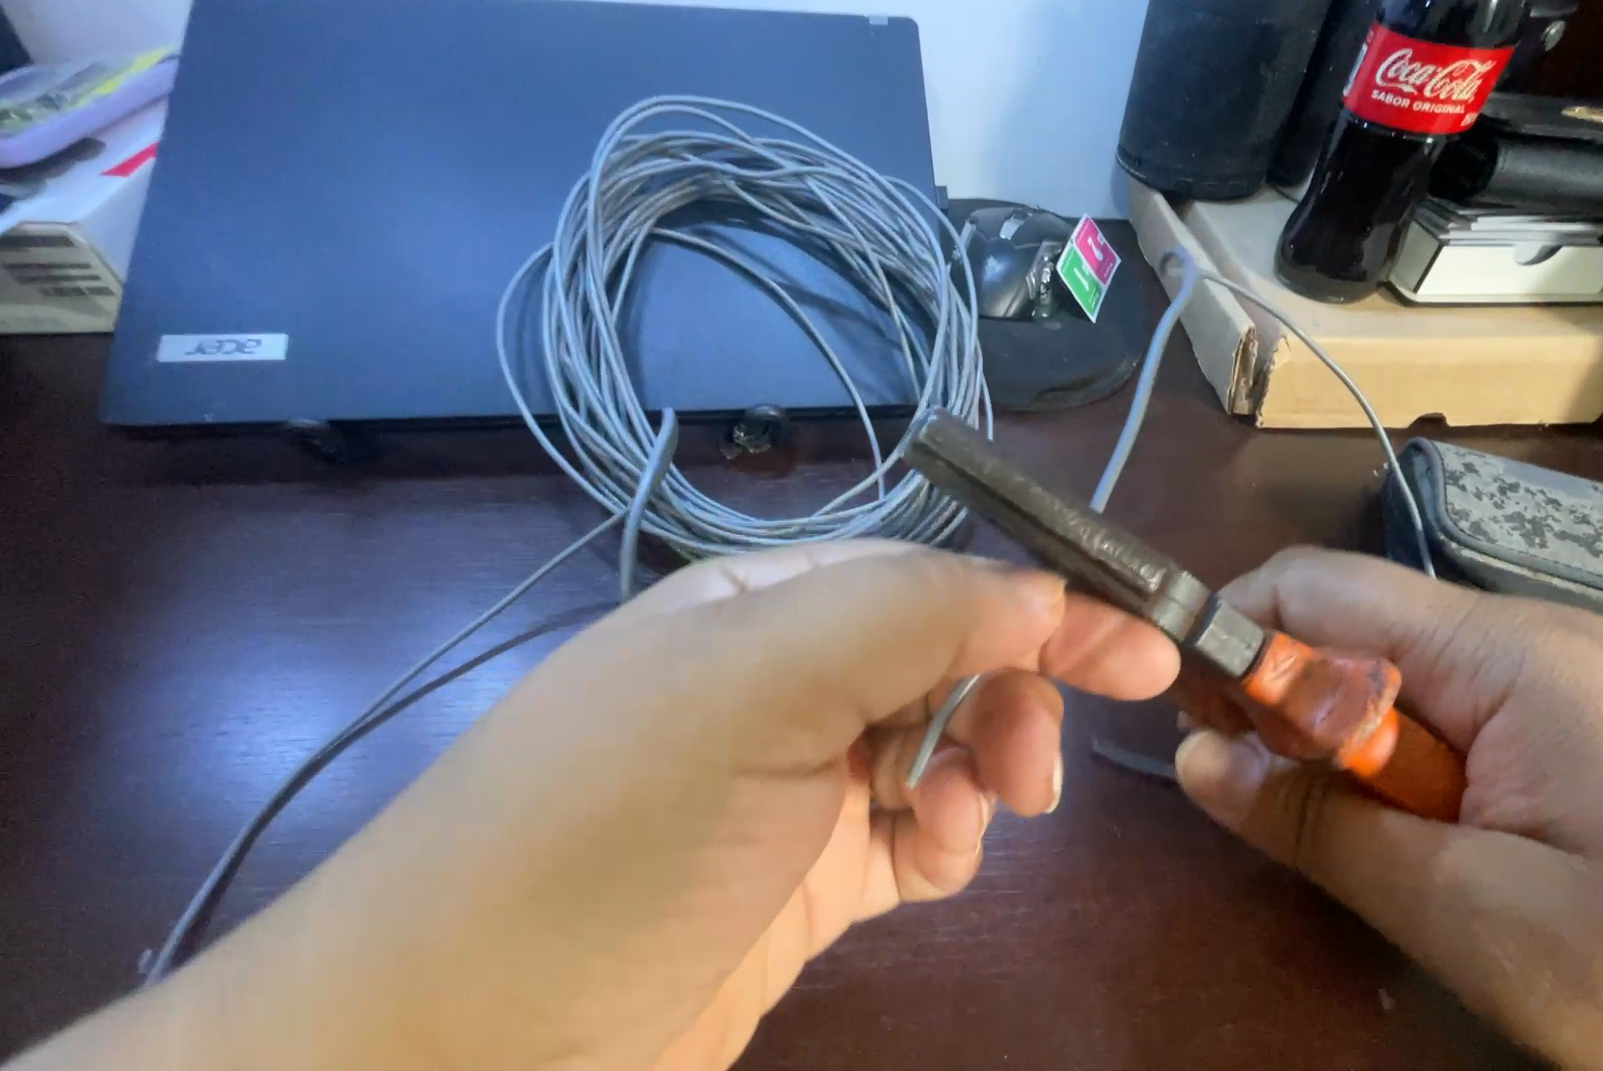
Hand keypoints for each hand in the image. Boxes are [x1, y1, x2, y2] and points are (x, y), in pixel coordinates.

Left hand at [29, 543, 1176, 1070]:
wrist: (464, 1043)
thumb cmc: (611, 830)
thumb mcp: (755, 688)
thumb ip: (904, 619)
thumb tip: (1041, 590)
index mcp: (768, 606)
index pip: (930, 578)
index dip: (1033, 604)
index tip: (1138, 639)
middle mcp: (786, 679)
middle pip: (944, 659)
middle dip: (1013, 691)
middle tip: (1048, 755)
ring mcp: (797, 778)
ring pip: (941, 744)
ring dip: (984, 766)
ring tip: (988, 807)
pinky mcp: (808, 872)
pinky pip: (914, 830)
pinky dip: (944, 836)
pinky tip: (933, 857)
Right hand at [1173, 548, 1602, 1067]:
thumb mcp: (1486, 925)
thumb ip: (1322, 828)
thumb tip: (1194, 758)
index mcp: (1507, 653)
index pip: (1314, 588)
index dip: (1232, 636)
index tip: (1194, 718)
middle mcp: (1540, 637)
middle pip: (1358, 627)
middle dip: (1291, 701)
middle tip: (1270, 795)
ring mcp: (1587, 678)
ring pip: (1411, 676)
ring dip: (1356, 743)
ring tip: (1369, 836)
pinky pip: (1474, 712)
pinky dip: (1422, 763)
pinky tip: (1451, 837)